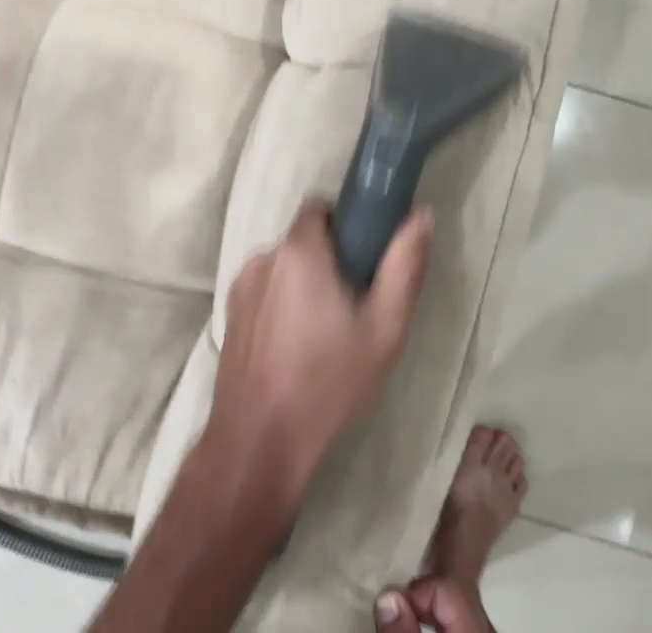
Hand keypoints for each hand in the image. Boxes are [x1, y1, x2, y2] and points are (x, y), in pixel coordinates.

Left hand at [205, 199, 435, 494]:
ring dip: (307, 286)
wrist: (258, 442)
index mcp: (299, 252)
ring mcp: (240, 290)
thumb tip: (421, 215)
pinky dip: (284, 308)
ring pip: (285, 270)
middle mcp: (263, 259)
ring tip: (328, 336)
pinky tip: (297, 351)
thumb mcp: (384, 328)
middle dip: (332, 262)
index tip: (369, 260)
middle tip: (358, 307)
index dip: (348, 225)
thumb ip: (404, 266)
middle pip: (305, 241)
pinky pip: (266, 295)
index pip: (321, 208)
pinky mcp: (230, 318)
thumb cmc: (328, 382)